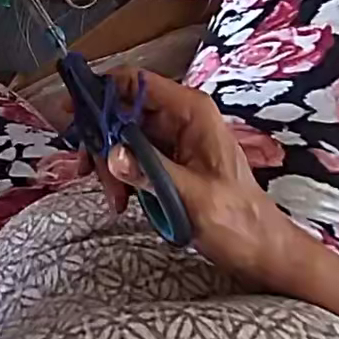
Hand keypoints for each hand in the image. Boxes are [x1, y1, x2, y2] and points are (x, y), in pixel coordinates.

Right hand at [94, 68, 323, 292]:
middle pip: (118, 108)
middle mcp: (176, 115)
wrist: (265, 257)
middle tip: (89, 169)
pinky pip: (125, 152)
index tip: (73, 111)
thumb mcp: (195, 199)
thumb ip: (151, 173)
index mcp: (190, 110)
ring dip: (107, 162)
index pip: (133, 80)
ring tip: (113, 196)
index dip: (100, 89)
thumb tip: (112, 155)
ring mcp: (167, 135)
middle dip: (101, 140)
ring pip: (117, 132)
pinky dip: (115, 172)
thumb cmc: (241, 224)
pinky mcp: (161, 155)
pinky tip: (118, 198)